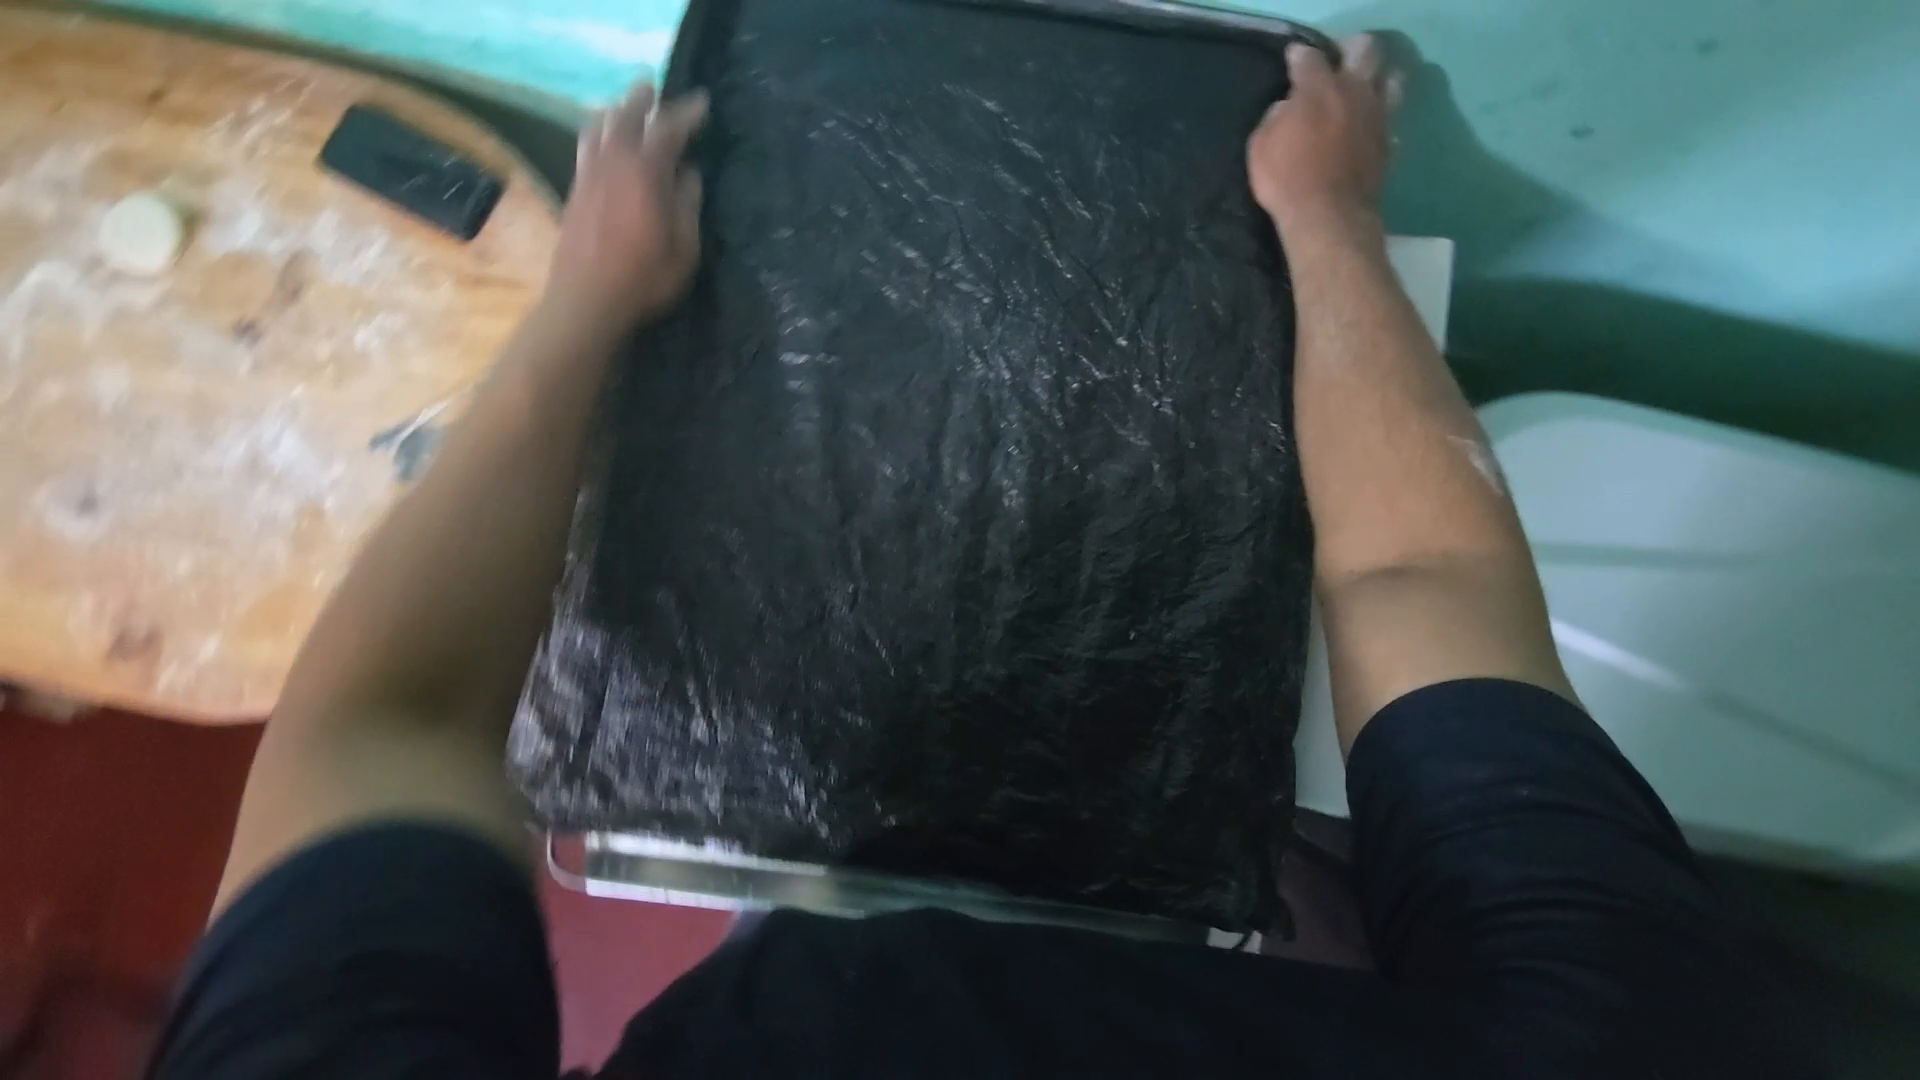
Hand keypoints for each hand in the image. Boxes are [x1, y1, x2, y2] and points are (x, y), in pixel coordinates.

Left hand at [546, 83, 709, 332]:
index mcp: (646, 175)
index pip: (668, 130)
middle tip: (656, 92)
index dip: (686, 114)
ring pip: (600, 127)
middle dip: (643, 102)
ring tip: (627, 108)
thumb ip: (688, 206)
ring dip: (616, 111)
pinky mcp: (575, 190)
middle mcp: (614, 164)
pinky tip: (605, 140)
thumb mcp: (684, 250)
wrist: (587, 299)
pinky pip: (587, 146)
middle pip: (626, 117)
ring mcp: (589, 175)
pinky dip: (599, 132)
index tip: (703, 104)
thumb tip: (689, 175)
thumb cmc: (644, 279)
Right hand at [1247, 35, 1401, 234]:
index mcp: (1318, 88)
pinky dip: (1379, 119)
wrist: (1326, 215)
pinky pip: (1390, 118)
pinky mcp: (1388, 140)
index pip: (1309, 57)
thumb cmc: (1285, 180)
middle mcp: (1354, 90)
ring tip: (1360, 94)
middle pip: (1364, 49)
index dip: (1299, 56)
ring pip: (1390, 78)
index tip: (1293, 62)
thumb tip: (1287, 107)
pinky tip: (1367, 129)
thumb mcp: (1260, 148)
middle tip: (1335, 67)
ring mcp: (1377, 114)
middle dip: (1349, 51)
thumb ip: (1275, 118)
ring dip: (1376, 80)